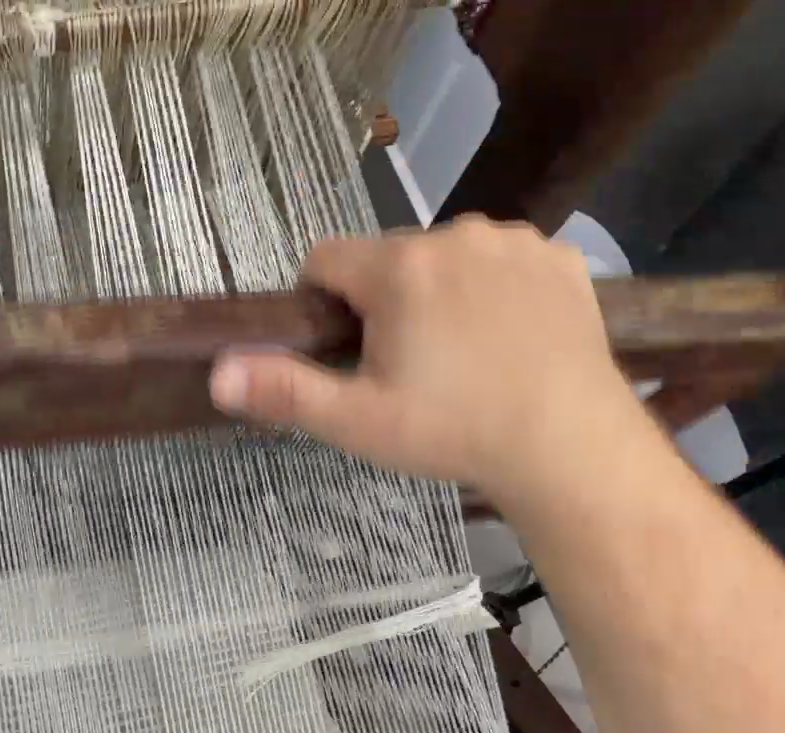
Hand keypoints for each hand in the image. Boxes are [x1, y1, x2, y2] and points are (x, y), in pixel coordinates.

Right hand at [210, 218, 647, 500]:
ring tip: (454, 356)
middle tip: (401, 368)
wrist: (568, 446)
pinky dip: (490, 289)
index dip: (319, 302)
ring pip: (443, 258)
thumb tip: (217, 371)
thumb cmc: (451, 432)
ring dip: (434, 292)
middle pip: (385, 259)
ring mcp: (514, 242)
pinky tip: (502, 339)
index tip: (341, 348)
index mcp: (398, 269)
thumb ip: (282, 390)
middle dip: (379, 301)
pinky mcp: (560, 258)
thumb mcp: (355, 422)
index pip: (324, 258)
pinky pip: (500, 261)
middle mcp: (455, 235)